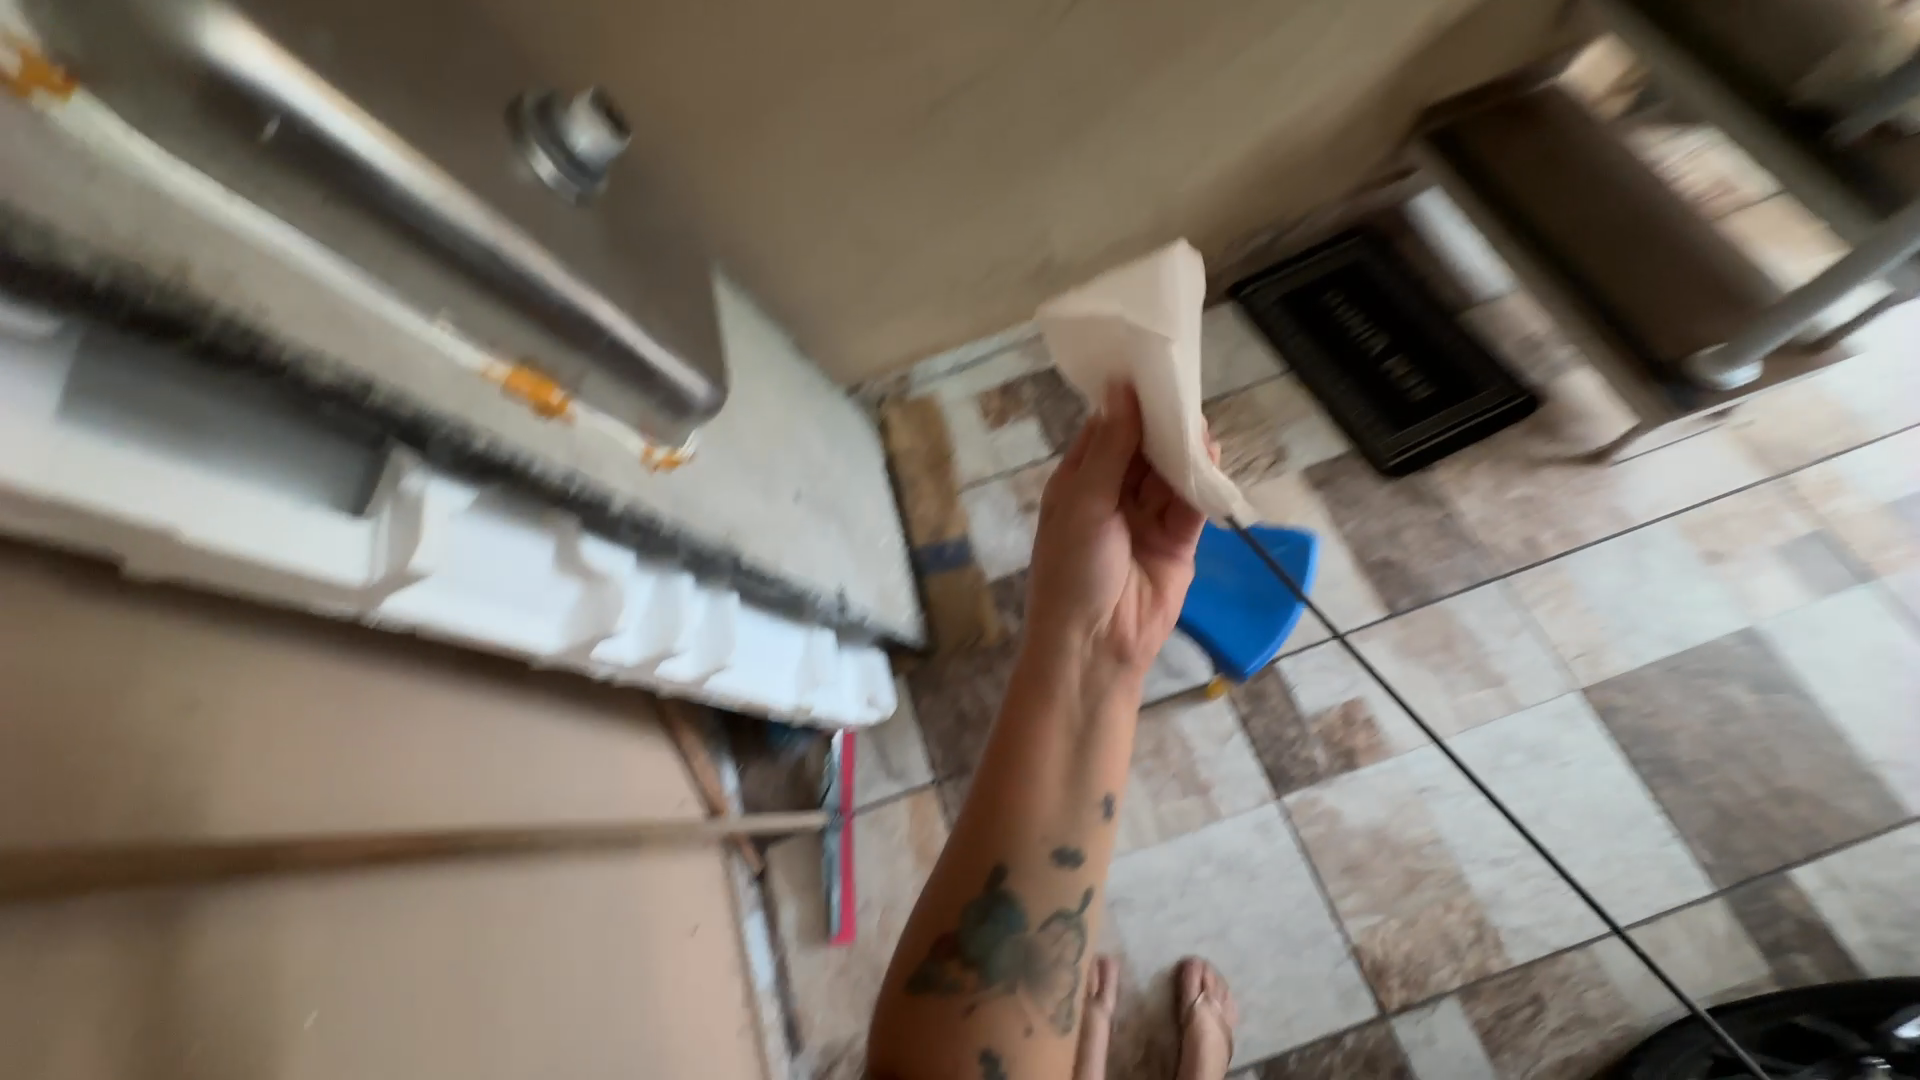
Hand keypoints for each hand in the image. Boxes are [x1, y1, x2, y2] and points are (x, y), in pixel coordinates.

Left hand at [1023, 383, 1207, 682]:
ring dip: (1183, 451)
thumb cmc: (1072, 569)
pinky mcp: (1176, 542)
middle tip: (1183, 389)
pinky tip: (1211, 455)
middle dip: (1160, 425)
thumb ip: (1109, 449)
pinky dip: (1200, 483)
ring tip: (1199, 419)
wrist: (1094, 644)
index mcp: (1078, 484)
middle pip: (1142, 450)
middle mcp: (1111, 496)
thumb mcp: (1083, 503)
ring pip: (1168, 474)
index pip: (1105, 433)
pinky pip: (1190, 505)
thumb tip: (1122, 391)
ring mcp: (1145, 519)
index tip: (1148, 369)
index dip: (1126, 405)